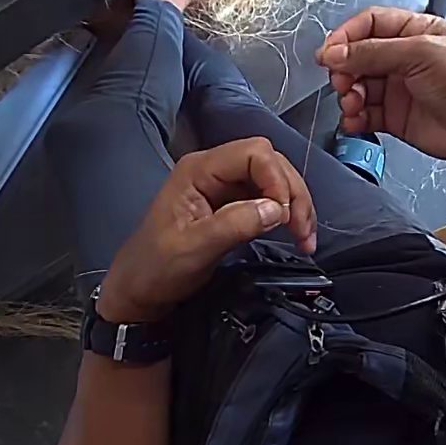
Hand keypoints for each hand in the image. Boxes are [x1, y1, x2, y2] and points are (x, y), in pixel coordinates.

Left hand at [96, 138, 316, 323]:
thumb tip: (277, 210)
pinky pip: (270, 198)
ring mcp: (225, 186)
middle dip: (293, 194)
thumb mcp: (193, 249)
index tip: (284, 216)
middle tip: (302, 231)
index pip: (254, 153)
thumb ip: (233, 225)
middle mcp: (215, 171)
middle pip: (271, 163)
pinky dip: (289, 215)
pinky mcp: (234, 204)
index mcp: (199, 170)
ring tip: (305, 237)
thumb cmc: (157, 269)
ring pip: (276, 180)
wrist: (140, 290)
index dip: (276, 179)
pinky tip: (296, 234)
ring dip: (296, 205)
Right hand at [316, 7, 445, 161]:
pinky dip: (355, 119)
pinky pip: (367, 116)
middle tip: (342, 81)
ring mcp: (402, 90)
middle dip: (345, 70)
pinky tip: (355, 122)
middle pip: (359, 58)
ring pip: (360, 88)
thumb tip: (337, 53)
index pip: (369, 26)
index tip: (329, 53)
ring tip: (352, 103)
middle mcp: (406, 59)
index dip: (345, 37)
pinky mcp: (399, 118)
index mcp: (414, 32)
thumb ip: (374, 53)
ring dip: (349, 96)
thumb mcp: (420, 53)